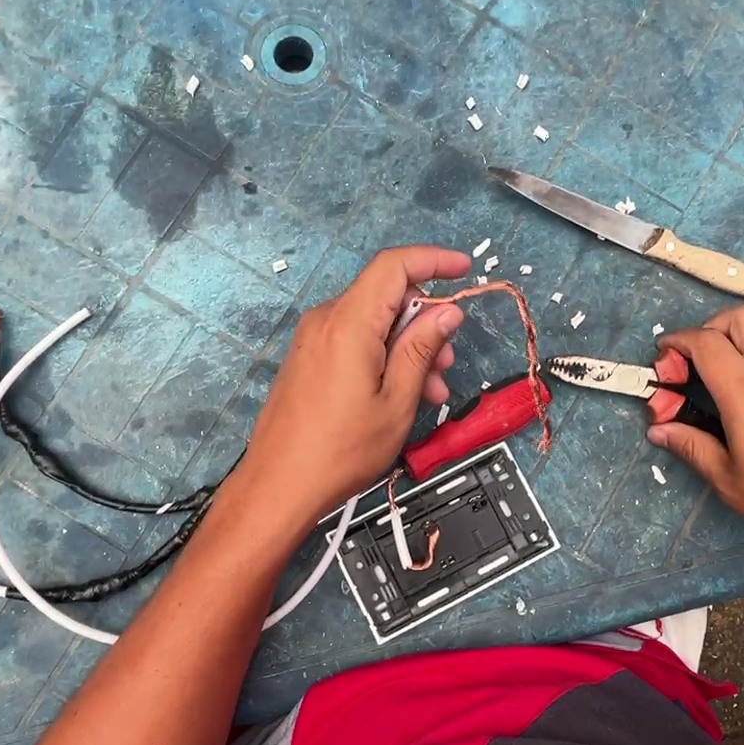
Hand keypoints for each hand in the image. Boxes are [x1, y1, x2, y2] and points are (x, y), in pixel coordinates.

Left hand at [232, 246, 469, 526]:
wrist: (279, 485)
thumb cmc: (339, 452)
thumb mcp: (397, 401)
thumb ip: (422, 349)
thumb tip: (446, 312)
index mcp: (349, 324)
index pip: (393, 266)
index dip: (433, 260)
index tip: (463, 269)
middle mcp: (325, 321)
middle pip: (385, 295)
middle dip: (425, 320)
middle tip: (446, 363)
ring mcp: (312, 340)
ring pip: (372, 321)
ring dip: (406, 344)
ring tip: (428, 390)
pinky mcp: (308, 358)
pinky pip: (353, 340)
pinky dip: (382, 354)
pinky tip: (398, 391)